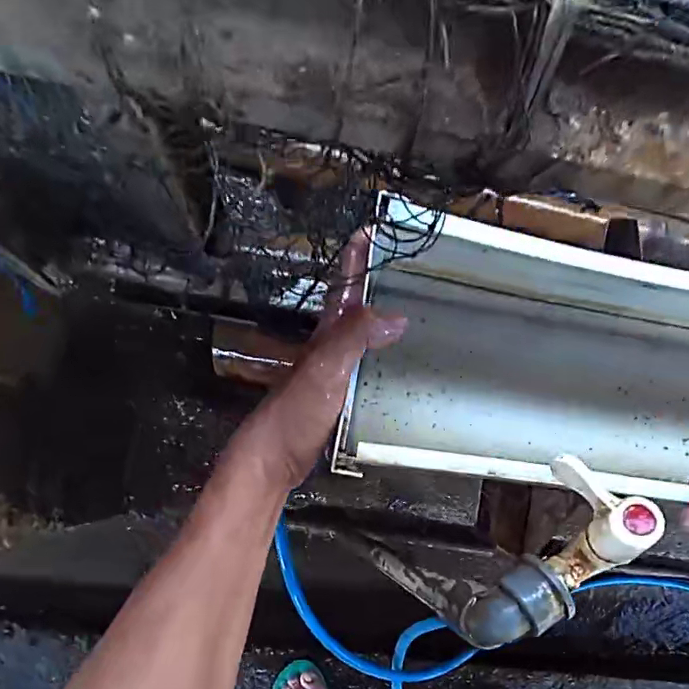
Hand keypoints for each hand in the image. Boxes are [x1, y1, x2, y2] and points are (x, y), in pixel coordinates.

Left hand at [228, 231, 406, 489]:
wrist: (273, 459)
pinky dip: (383, 362)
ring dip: (383, 325)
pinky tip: (399, 369)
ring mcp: (334, 375)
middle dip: (380, 288)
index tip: (374, 228)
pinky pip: (366, 371)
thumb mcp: (324, 370)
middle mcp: (329, 349)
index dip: (357, 257)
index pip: (344, 286)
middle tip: (412, 273)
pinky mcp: (340, 401)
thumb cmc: (293, 413)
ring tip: (416, 314)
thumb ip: (353, 339)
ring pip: (362, 341)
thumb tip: (396, 316)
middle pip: (357, 310)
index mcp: (325, 335)